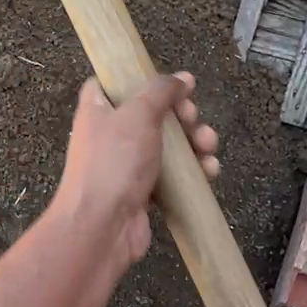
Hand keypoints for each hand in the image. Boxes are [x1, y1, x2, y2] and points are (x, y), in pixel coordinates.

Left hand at [49, 72, 218, 272]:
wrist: (101, 227)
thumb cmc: (113, 163)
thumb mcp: (138, 114)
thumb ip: (160, 91)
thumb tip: (182, 79)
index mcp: (98, 110)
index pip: (113, 84)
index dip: (141, 79)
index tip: (171, 81)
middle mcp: (110, 136)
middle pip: (151, 114)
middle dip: (181, 114)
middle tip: (192, 118)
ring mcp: (126, 166)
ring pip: (167, 145)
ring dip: (193, 142)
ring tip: (208, 146)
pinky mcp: (142, 192)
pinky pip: (172, 176)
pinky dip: (192, 171)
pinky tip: (209, 171)